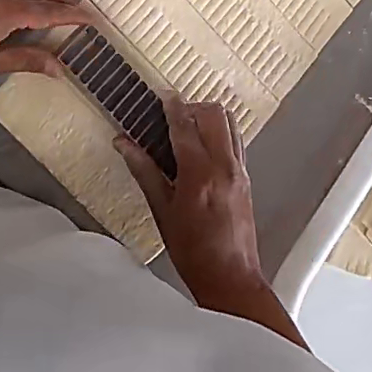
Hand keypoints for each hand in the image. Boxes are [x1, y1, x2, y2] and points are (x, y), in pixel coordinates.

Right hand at [115, 97, 266, 306]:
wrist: (230, 277)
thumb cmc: (193, 252)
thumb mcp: (162, 212)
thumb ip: (145, 171)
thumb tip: (124, 144)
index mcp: (199, 175)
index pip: (185, 126)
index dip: (172, 106)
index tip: (162, 94)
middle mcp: (224, 166)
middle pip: (213, 114)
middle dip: (192, 107)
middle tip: (172, 115)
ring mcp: (239, 170)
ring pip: (229, 122)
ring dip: (208, 116)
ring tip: (188, 127)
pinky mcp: (247, 176)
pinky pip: (236, 139)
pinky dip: (220, 132)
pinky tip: (204, 145)